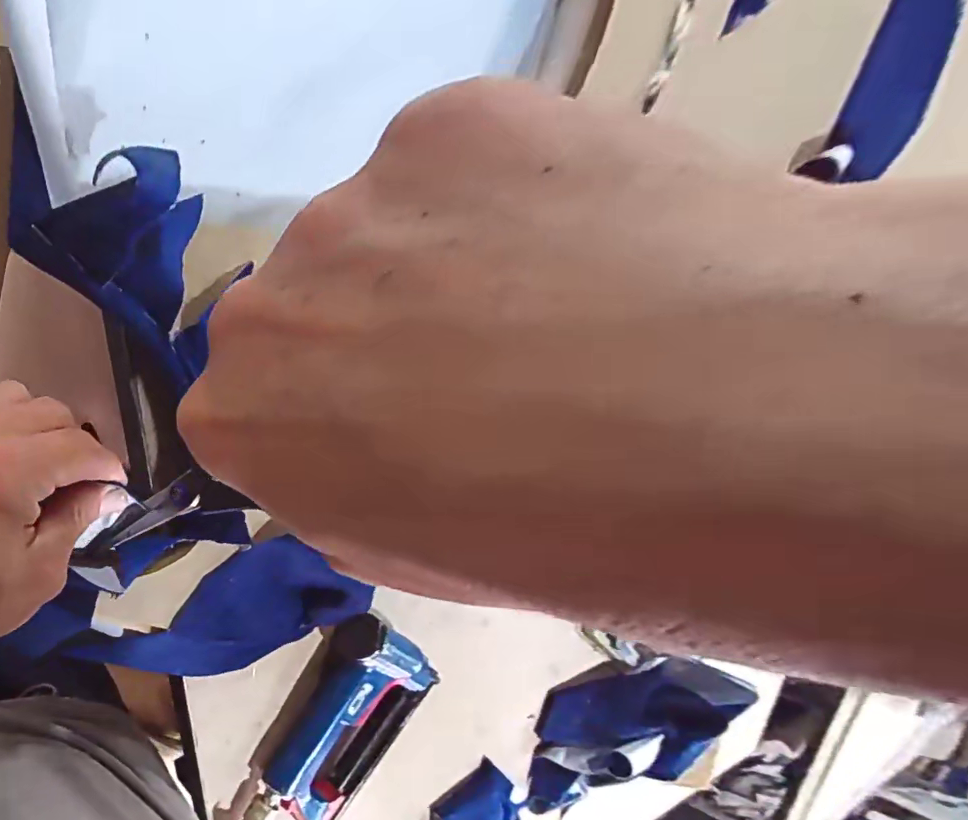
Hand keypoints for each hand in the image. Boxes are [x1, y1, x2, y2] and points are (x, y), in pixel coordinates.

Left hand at [0, 382, 125, 671]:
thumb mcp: (40, 572)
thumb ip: (77, 518)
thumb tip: (106, 490)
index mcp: (5, 470)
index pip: (78, 447)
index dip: (107, 467)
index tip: (115, 489)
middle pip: (52, 412)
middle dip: (77, 446)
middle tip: (82, 486)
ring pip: (18, 399)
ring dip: (43, 429)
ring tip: (46, 471)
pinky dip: (8, 426)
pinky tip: (11, 465)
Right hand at [179, 78, 967, 705]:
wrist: (738, 427)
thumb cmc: (535, 535)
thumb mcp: (387, 547)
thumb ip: (317, 482)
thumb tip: (331, 436)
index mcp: (229, 419)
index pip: (234, 406)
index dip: (304, 417)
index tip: (364, 429)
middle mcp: (252, 311)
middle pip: (284, 316)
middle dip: (344, 340)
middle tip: (451, 364)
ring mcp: (341, 209)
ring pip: (361, 237)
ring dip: (415, 265)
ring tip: (533, 299)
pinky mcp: (442, 122)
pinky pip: (441, 164)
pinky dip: (489, 193)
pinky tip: (569, 235)